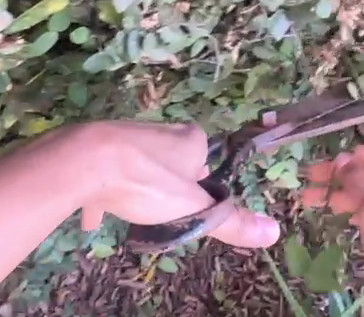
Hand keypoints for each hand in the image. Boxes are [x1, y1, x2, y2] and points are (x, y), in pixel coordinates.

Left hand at [62, 121, 279, 247]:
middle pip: (171, 158)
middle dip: (168, 183)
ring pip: (140, 163)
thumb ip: (229, 222)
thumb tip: (275, 232)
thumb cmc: (147, 181)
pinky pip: (106, 173)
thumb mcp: (192, 207)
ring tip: (131, 213)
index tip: (190, 203)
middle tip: (162, 210)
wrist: (87, 160)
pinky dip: (104, 193)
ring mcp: (129, 135)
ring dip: (137, 187)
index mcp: (188, 139)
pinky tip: (94, 218)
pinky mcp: (100, 146)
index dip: (199, 179)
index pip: (202, 154)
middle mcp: (161, 130)